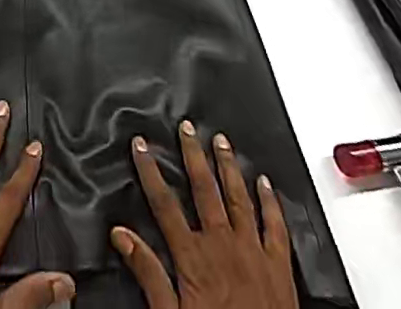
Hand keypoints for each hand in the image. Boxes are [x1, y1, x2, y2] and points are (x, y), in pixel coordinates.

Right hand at [112, 122, 300, 308]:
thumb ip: (148, 273)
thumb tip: (121, 236)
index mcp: (194, 258)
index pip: (164, 203)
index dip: (150, 171)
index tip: (140, 146)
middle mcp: (223, 246)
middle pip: (204, 190)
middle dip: (192, 155)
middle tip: (186, 127)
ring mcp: (253, 253)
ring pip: (238, 198)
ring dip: (228, 166)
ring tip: (220, 140)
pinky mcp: (279, 267)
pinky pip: (275, 226)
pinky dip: (270, 201)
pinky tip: (265, 182)